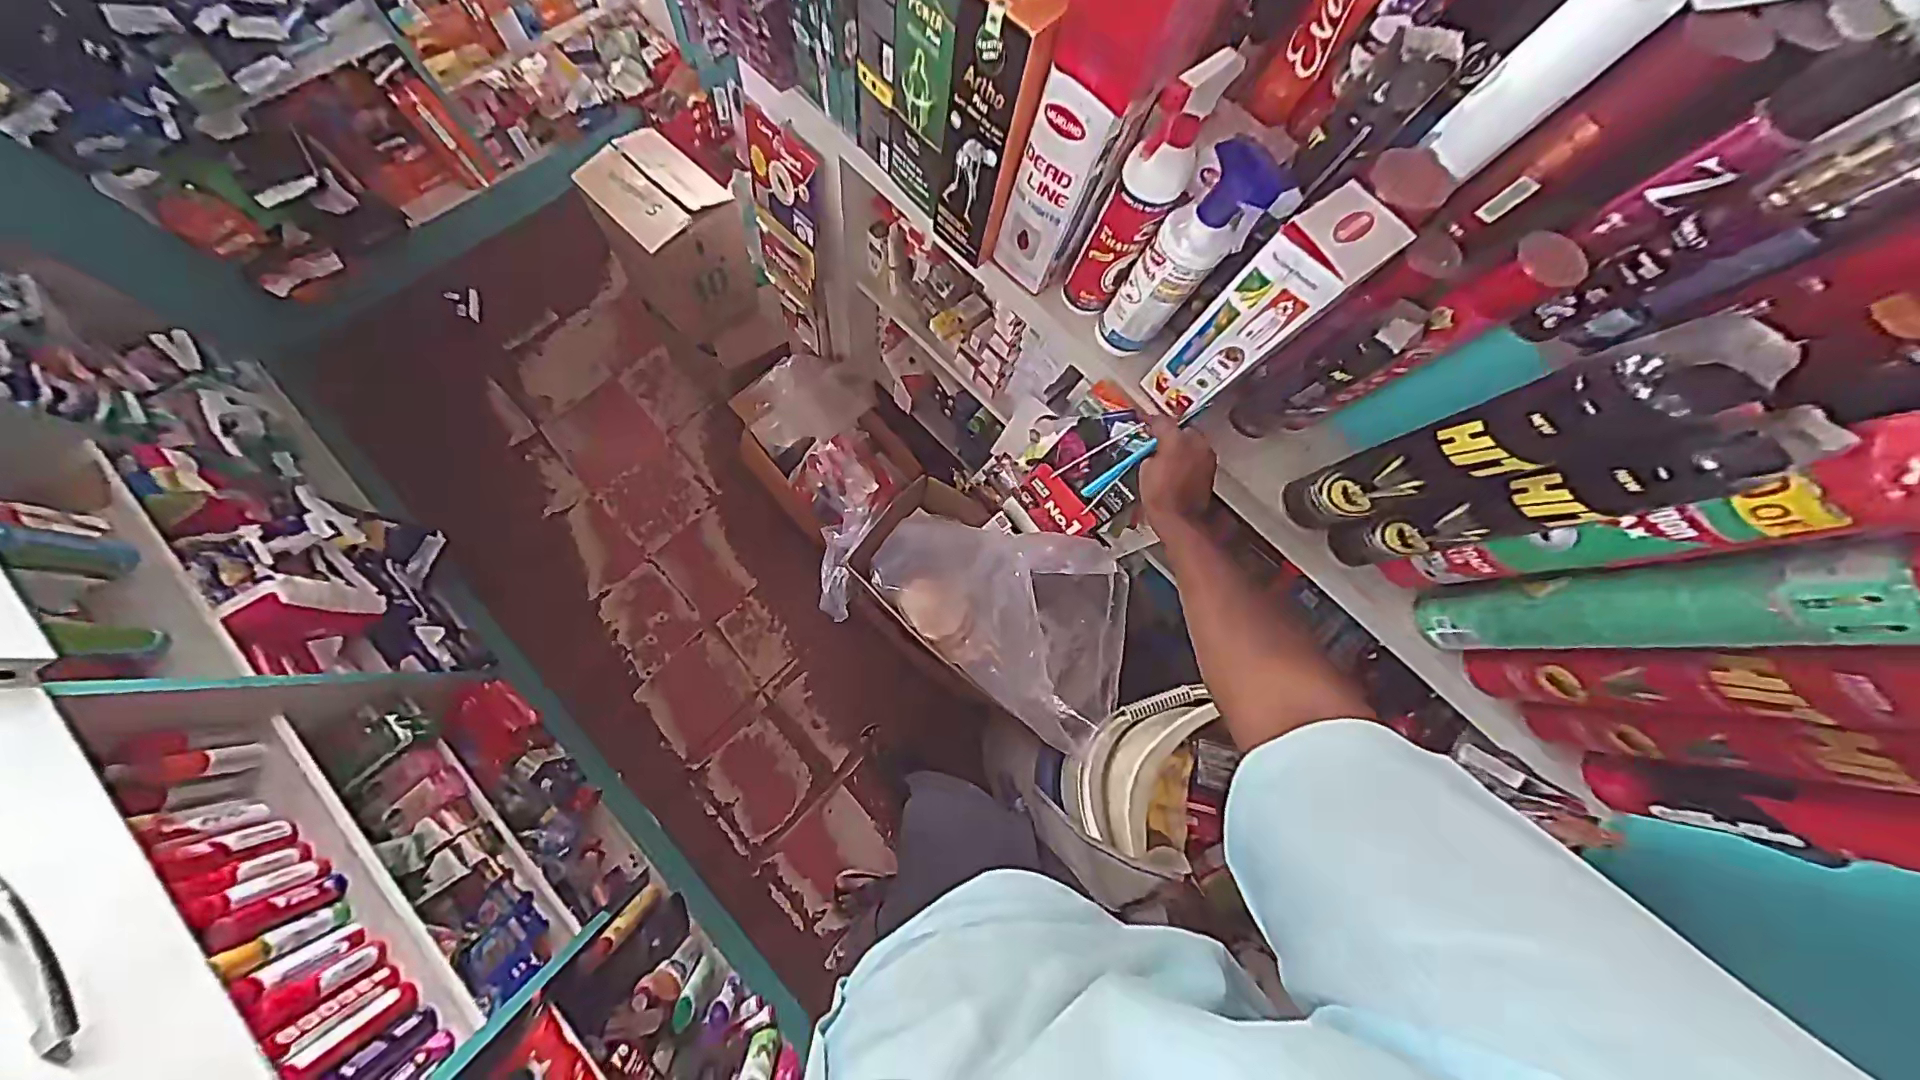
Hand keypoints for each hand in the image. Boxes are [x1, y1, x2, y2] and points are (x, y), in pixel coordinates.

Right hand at [1139, 412, 1216, 529]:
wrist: (1179, 519)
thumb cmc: (1160, 496)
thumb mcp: (1145, 469)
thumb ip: (1150, 452)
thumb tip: (1154, 450)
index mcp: (1176, 439)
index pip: (1162, 421)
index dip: (1149, 421)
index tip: (1144, 422)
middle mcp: (1196, 442)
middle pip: (1181, 429)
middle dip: (1169, 434)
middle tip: (1154, 442)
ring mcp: (1206, 455)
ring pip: (1192, 441)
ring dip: (1180, 445)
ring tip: (1165, 456)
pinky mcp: (1210, 468)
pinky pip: (1197, 455)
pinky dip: (1188, 457)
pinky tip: (1176, 467)